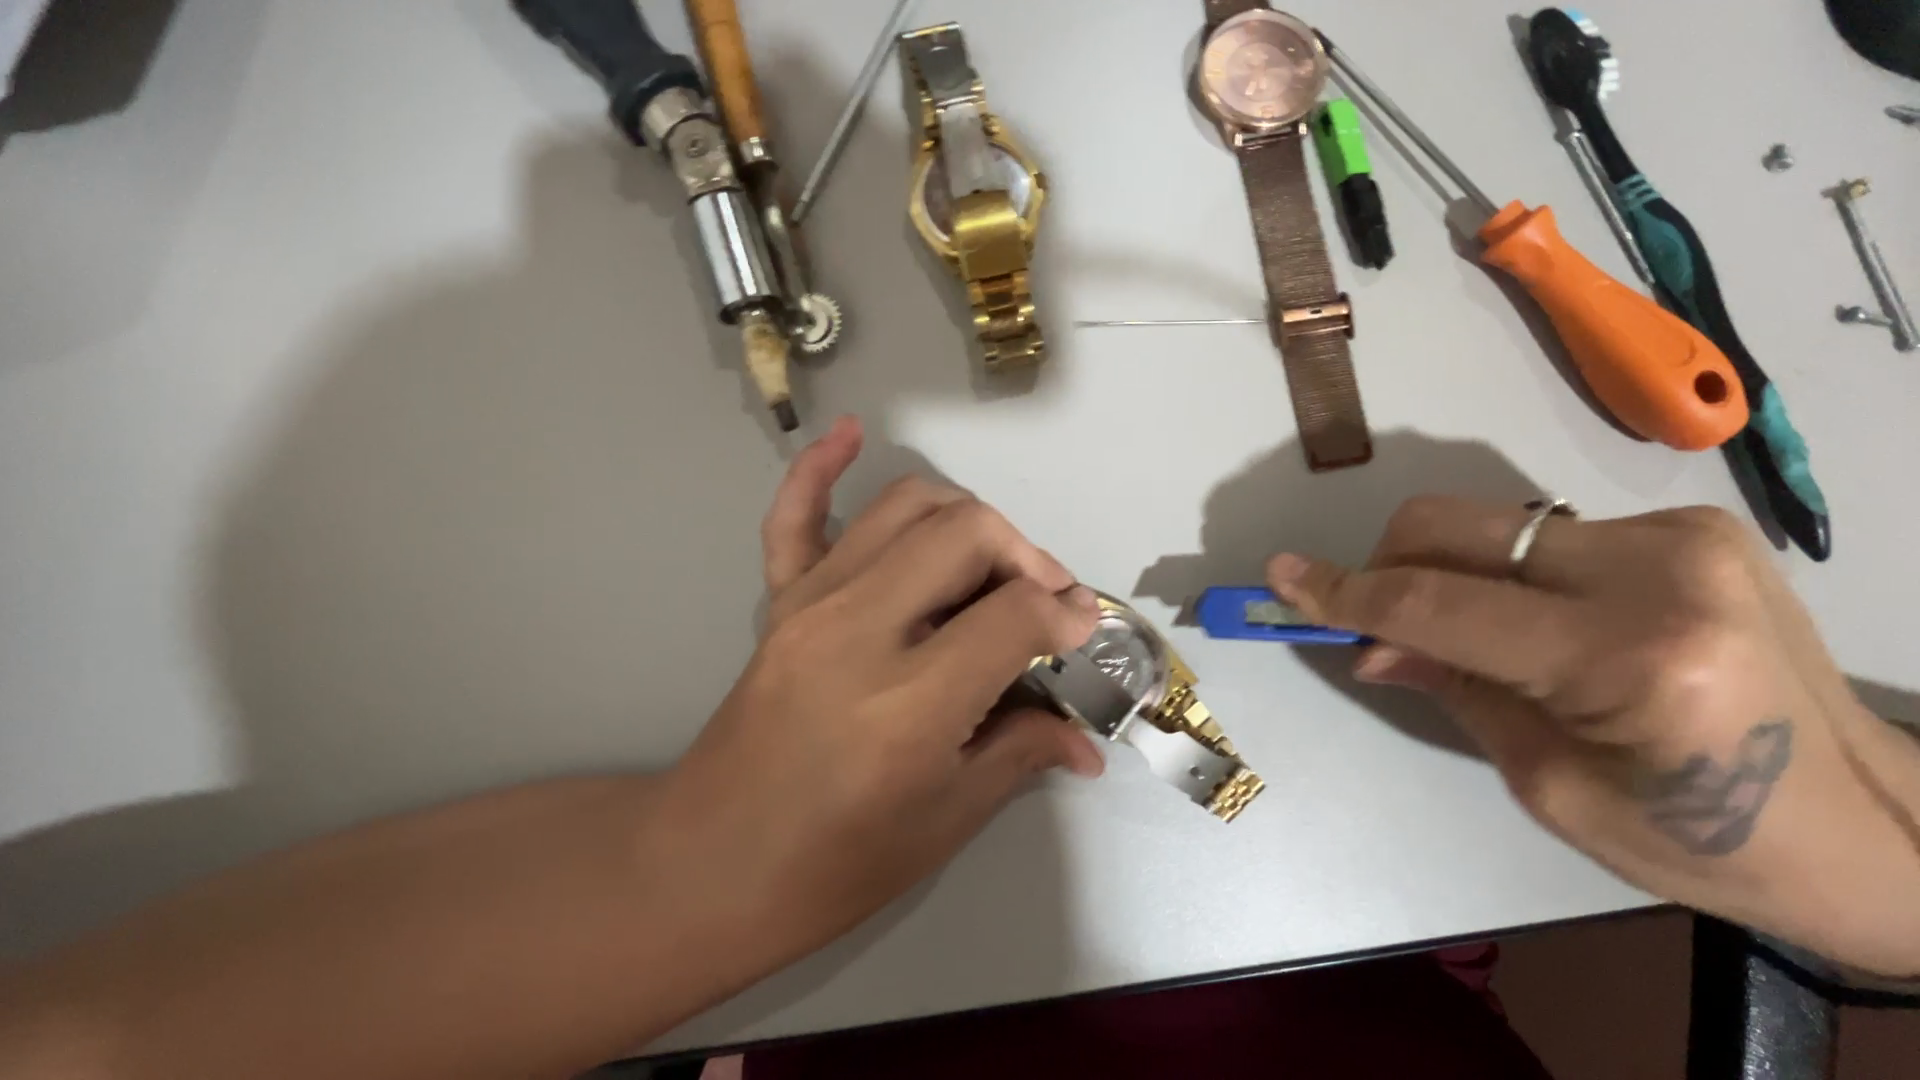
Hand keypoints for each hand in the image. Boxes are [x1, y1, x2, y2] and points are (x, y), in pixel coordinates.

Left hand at [657, 417, 1102, 974]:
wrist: (711, 863)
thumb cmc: (835, 863)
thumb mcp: (945, 820)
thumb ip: (1020, 755)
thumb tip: (1085, 741)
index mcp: (909, 703)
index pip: (1014, 615)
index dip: (1067, 614)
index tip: (1083, 629)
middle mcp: (858, 631)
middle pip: (966, 534)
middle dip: (1027, 557)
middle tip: (1045, 601)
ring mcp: (810, 605)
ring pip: (905, 508)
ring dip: (966, 519)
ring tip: (992, 564)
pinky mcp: (778, 602)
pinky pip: (795, 514)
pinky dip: (822, 466)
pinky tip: (853, 434)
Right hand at [1269, 499, 1919, 974]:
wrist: (1873, 828)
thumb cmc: (1702, 837)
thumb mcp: (1548, 783)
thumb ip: (1452, 688)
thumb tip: (1370, 642)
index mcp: (1629, 655)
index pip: (1439, 603)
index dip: (1346, 590)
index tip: (1282, 576)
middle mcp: (1658, 570)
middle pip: (1457, 528)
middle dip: (1388, 565)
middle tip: (1373, 625)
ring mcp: (1680, 537)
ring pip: (1492, 522)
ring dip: (1443, 568)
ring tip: (1454, 633)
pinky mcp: (1688, 528)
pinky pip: (1541, 533)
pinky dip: (1498, 569)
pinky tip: (1521, 620)